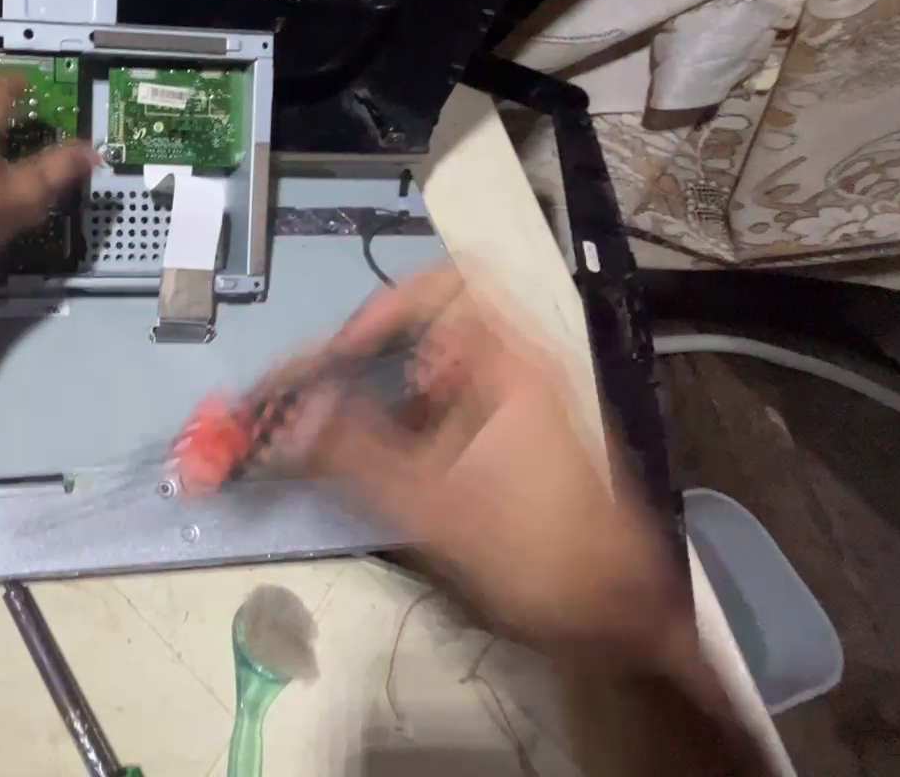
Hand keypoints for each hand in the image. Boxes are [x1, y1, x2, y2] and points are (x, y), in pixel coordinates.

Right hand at [286, 267, 687, 669]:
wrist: (614, 615)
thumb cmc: (533, 552)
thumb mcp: (430, 505)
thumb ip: (349, 455)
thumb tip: (285, 419)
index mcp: (508, 364)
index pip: (444, 284)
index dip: (384, 306)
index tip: (344, 351)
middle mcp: (513, 364)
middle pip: (425, 317)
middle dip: (363, 346)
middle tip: (321, 383)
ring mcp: (513, 393)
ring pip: (429, 352)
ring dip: (375, 374)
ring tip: (333, 412)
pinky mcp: (506, 423)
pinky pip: (440, 387)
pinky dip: (397, 401)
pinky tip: (373, 442)